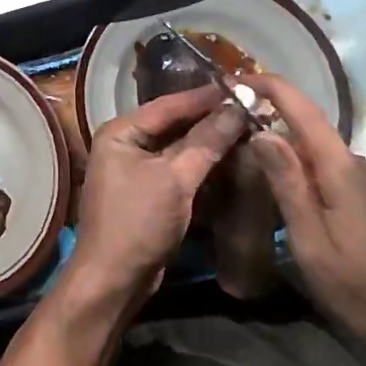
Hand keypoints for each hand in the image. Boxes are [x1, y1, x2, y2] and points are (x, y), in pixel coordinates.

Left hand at [71, 87, 246, 301]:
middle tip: (251, 109)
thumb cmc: (138, 222)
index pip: (169, 105)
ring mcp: (135, 169)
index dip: (206, 97)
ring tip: (249, 130)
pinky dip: (202, 166)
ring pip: (179, 148)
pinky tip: (233, 162)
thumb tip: (236, 108)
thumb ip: (206, 142)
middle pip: (174, 125)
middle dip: (211, 120)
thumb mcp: (175, 179)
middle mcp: (125, 144)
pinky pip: (178, 170)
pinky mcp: (148, 192)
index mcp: (120, 132)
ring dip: (210, 143)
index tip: (242, 87)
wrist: (114, 278)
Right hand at [241, 74, 365, 365]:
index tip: (237, 78)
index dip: (271, 87)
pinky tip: (331, 229)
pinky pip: (356, 181)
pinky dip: (332, 190)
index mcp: (347, 174)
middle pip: (314, 141)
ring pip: (334, 164)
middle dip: (280, 149)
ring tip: (290, 217)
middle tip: (250, 182)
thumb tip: (262, 133)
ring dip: (308, 176)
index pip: (304, 112)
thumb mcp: (314, 248)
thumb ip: (290, 187)